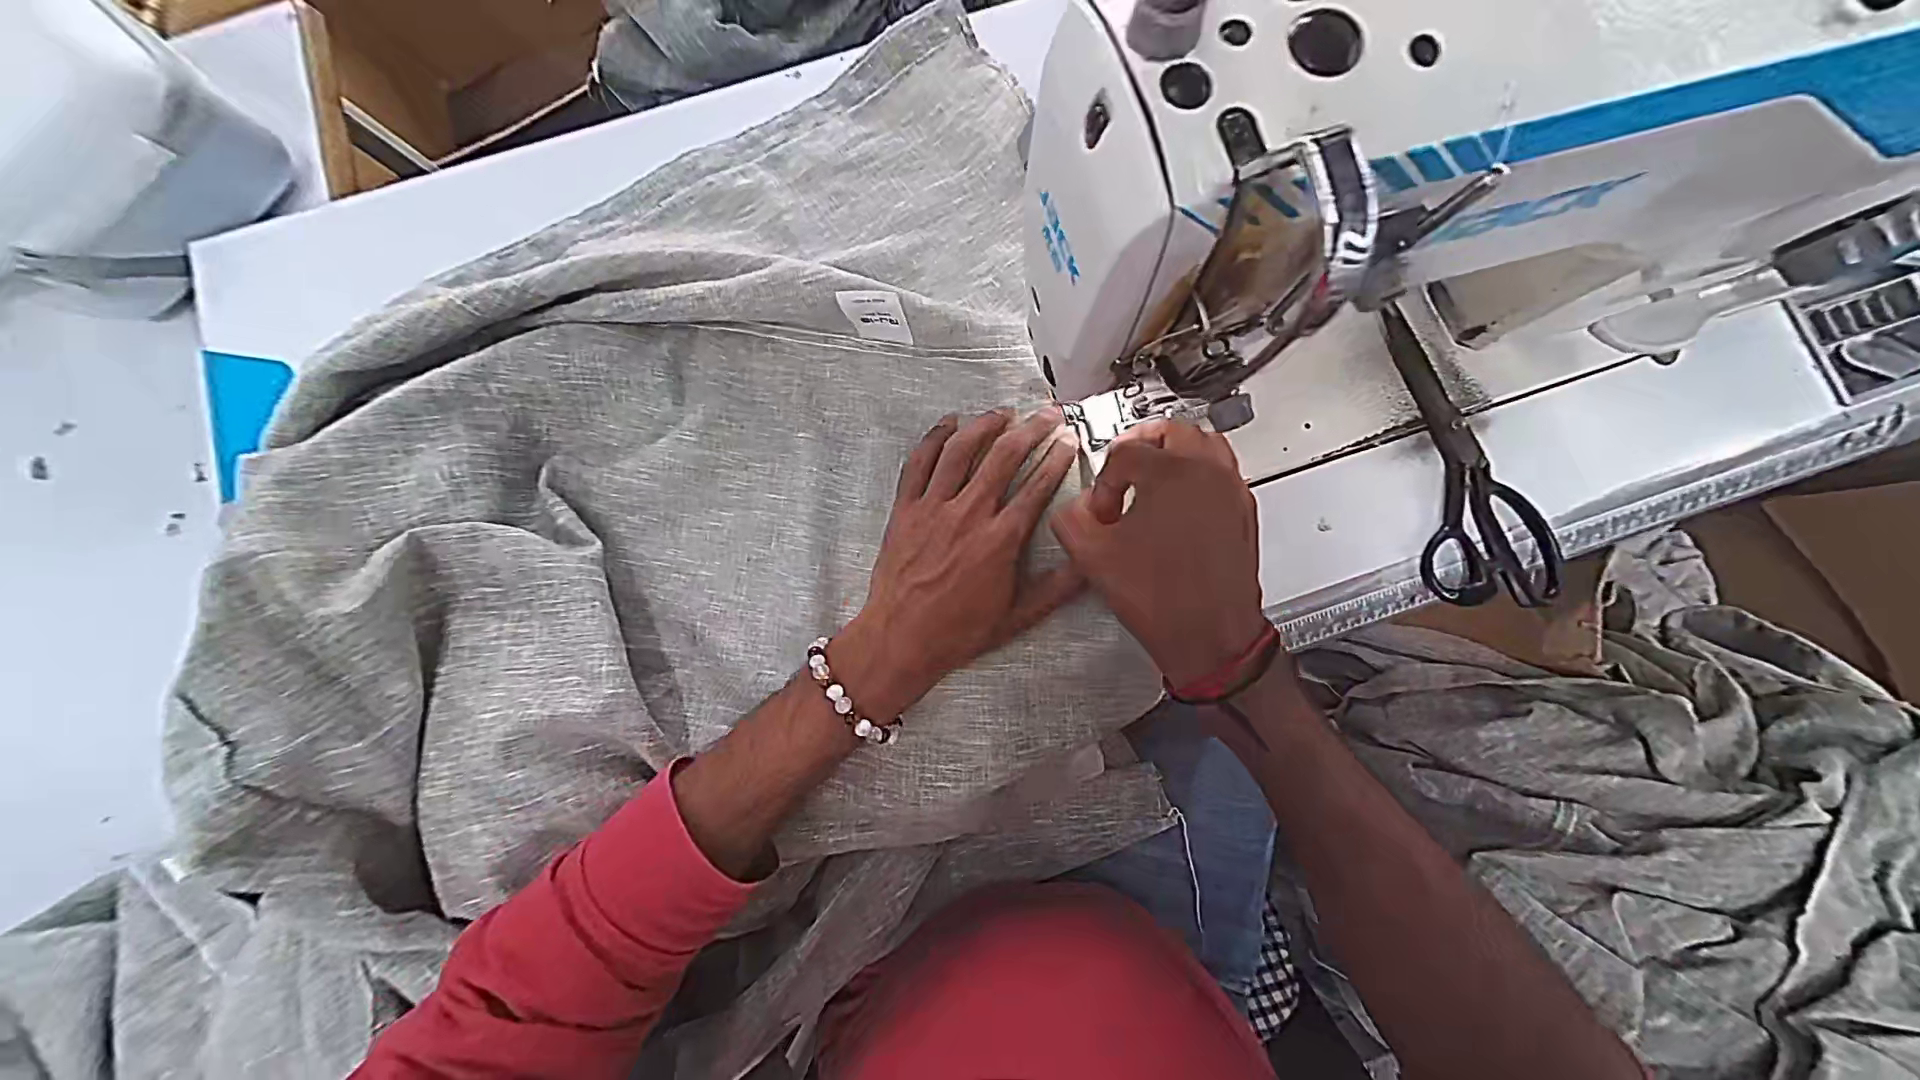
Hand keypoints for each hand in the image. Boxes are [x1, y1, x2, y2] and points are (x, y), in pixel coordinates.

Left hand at [833, 409, 1084, 719]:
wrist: (901, 639)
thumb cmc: (956, 632)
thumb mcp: (1017, 616)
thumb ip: (1057, 589)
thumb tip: (1089, 566)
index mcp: (999, 541)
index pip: (1036, 487)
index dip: (1057, 459)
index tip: (1068, 442)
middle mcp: (968, 516)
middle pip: (1004, 457)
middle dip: (1031, 429)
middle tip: (1046, 415)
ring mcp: (933, 509)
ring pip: (961, 451)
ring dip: (985, 425)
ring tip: (1003, 412)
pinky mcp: (906, 509)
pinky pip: (919, 462)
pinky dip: (934, 438)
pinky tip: (949, 424)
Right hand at [1050, 419, 1268, 687]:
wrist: (1209, 635)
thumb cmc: (1165, 601)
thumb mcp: (1092, 556)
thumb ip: (1071, 517)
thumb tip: (1076, 507)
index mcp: (1171, 475)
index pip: (1126, 452)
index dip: (1104, 481)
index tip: (1102, 508)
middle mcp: (1207, 474)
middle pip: (1171, 430)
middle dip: (1140, 446)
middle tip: (1123, 468)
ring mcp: (1231, 491)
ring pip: (1205, 443)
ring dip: (1174, 452)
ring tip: (1152, 475)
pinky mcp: (1243, 512)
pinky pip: (1222, 472)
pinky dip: (1199, 473)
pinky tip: (1179, 501)